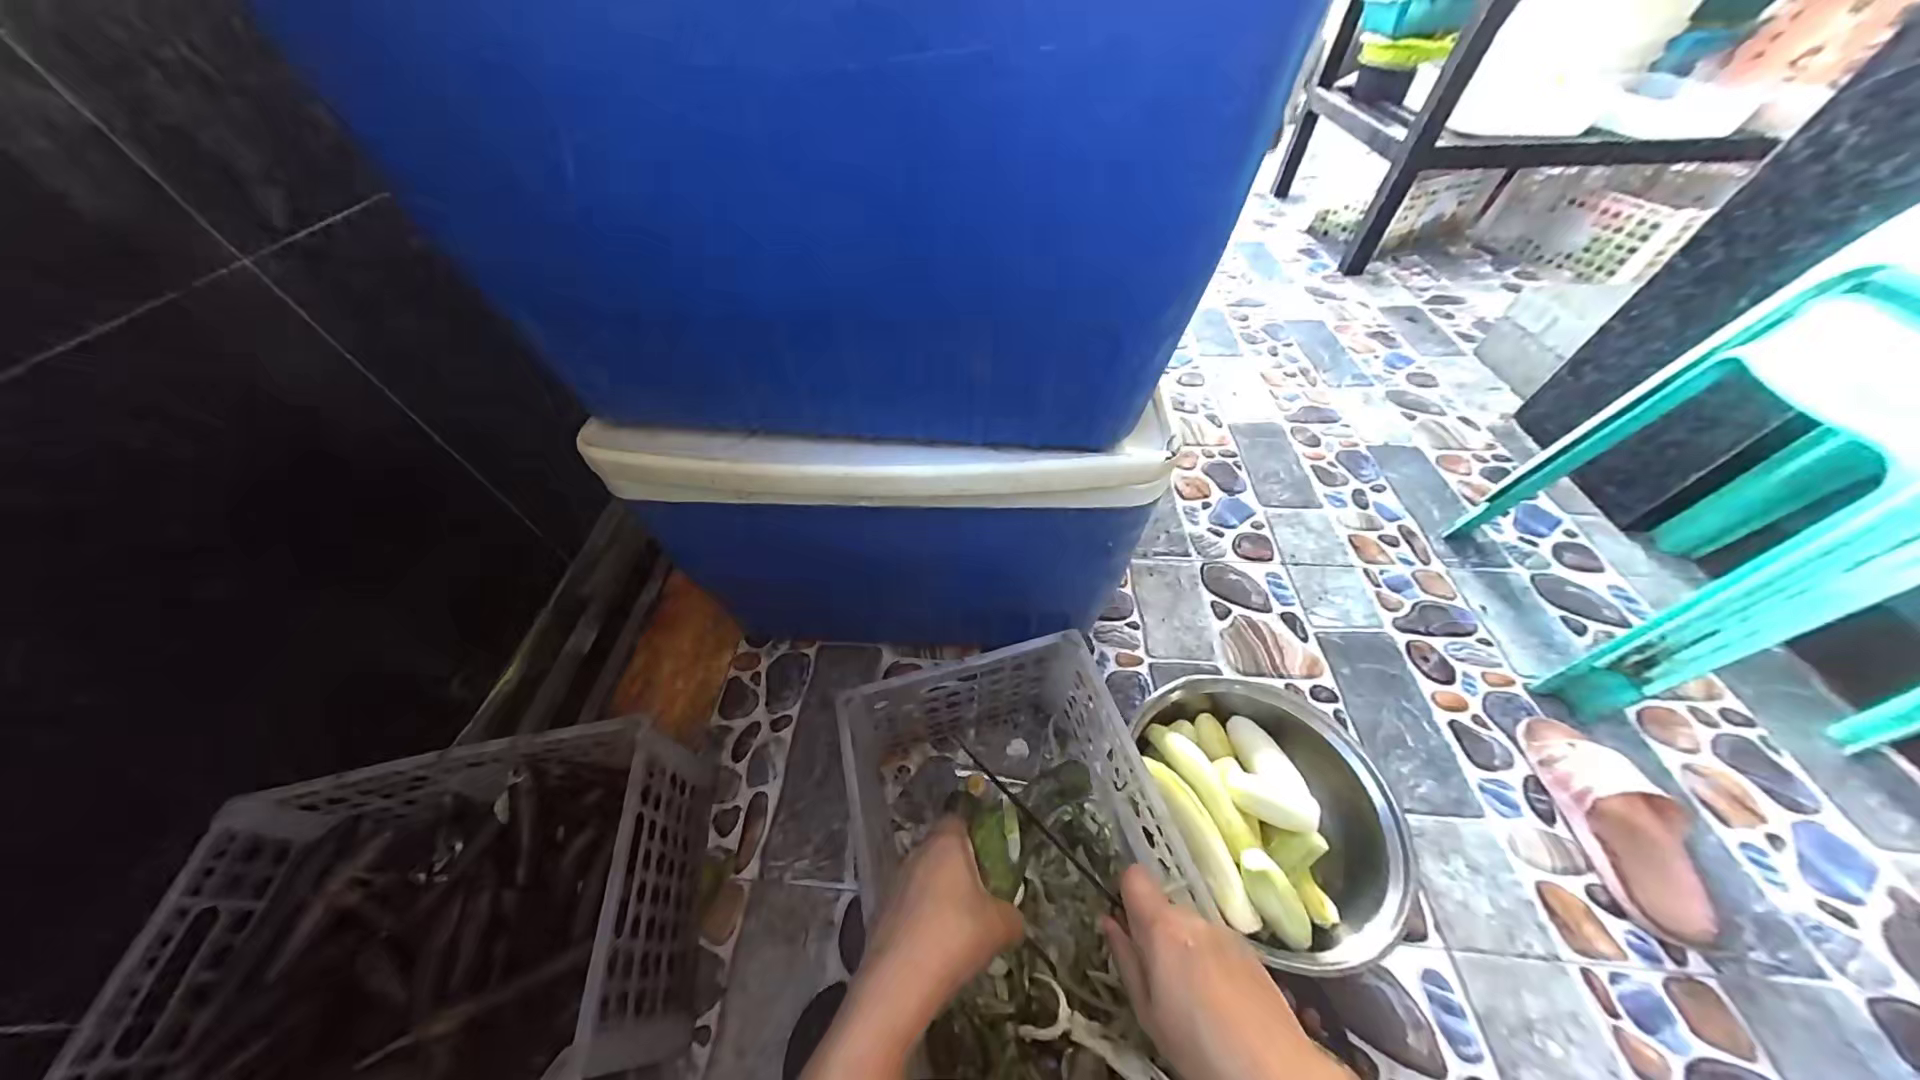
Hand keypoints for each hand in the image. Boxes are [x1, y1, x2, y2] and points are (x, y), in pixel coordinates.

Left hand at [864, 815, 1024, 1000]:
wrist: (899, 981)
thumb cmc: (956, 936)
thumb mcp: (1001, 927)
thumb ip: (1013, 916)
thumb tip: (1013, 919)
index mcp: (945, 843)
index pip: (957, 820)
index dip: (974, 835)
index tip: (990, 861)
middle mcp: (916, 854)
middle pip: (940, 851)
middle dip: (959, 870)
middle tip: (980, 899)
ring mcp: (894, 882)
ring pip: (923, 879)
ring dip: (939, 897)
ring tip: (959, 930)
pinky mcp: (880, 911)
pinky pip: (908, 906)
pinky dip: (922, 920)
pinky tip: (934, 949)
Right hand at [1102, 865, 1348, 1079]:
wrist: (1276, 1071)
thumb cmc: (1197, 1045)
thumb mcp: (1147, 1011)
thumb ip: (1125, 959)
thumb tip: (1108, 922)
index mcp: (1163, 927)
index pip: (1134, 876)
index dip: (1125, 893)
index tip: (1125, 923)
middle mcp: (1195, 919)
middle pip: (1163, 907)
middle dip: (1156, 933)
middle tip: (1159, 979)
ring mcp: (1226, 932)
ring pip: (1190, 928)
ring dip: (1184, 949)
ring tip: (1193, 997)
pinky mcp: (1251, 951)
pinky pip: (1215, 943)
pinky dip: (1210, 961)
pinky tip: (1220, 1001)